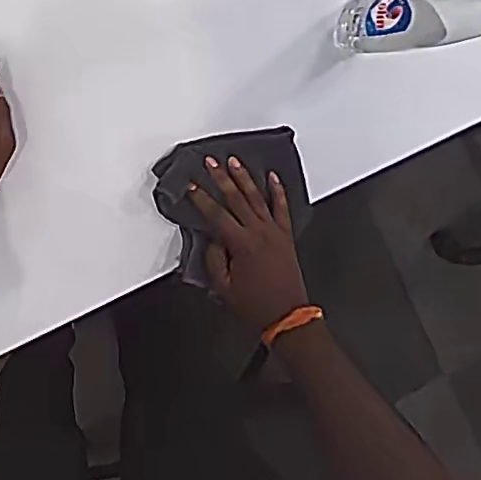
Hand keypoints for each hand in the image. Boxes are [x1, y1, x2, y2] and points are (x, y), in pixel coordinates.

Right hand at [188, 157, 309, 332]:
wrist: (289, 318)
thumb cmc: (256, 305)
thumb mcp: (223, 286)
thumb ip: (214, 259)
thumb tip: (212, 239)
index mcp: (241, 245)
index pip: (216, 214)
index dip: (201, 198)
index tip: (191, 186)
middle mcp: (258, 233)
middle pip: (236, 198)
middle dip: (220, 178)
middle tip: (210, 162)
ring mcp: (274, 232)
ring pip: (257, 197)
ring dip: (244, 177)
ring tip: (234, 161)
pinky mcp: (286, 235)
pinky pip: (282, 208)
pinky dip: (278, 191)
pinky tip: (272, 177)